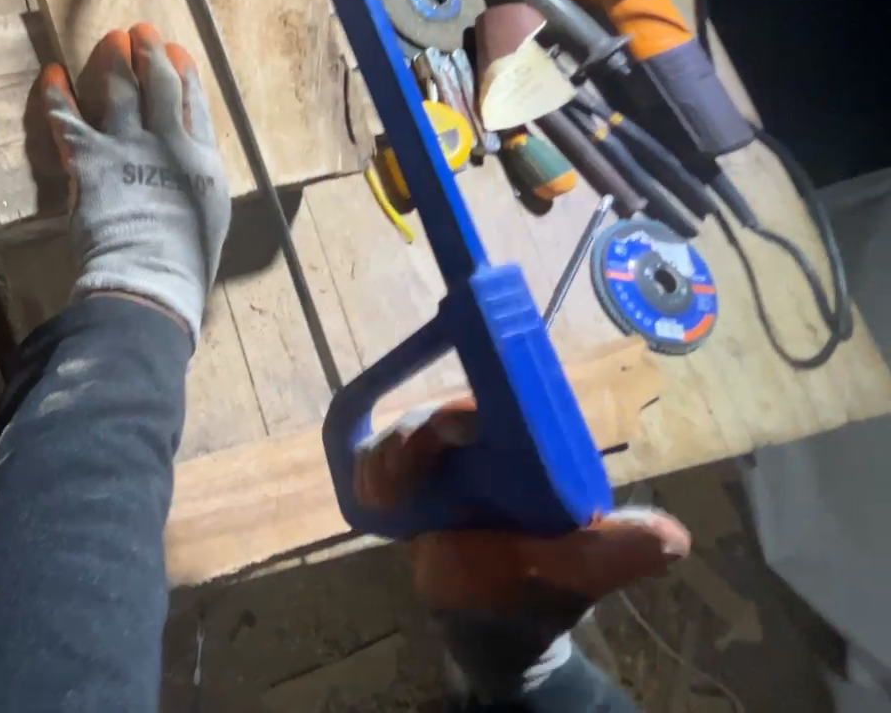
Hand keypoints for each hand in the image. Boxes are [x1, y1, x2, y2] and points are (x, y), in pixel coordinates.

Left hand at [40, 23, 230, 337]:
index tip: (178, 53)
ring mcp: (124, 145)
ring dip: (114, 60)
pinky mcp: (87, 158)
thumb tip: (190, 162)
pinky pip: (67, 117)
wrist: (148, 272)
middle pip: (158, 84)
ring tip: (111, 38)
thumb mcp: (209, 212)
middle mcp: (164, 139)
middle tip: (143, 30)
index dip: (185, 74)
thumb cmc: (184, 256)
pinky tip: (53, 72)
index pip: (194, 102)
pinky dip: (57, 94)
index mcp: (199, 155)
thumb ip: (198, 178)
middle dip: (151, 53)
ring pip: (119, 90)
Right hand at [358, 399, 690, 700]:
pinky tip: (372, 500)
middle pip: (434, 418)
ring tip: (383, 501)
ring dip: (383, 459)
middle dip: (408, 443)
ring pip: (401, 433)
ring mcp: (443, 463)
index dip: (462, 414)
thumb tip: (669, 534)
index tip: (447, 432)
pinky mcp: (409, 477)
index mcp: (531, 460)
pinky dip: (368, 469)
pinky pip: (378, 455)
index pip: (495, 412)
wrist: (481, 624)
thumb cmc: (530, 598)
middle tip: (397, 484)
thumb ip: (610, 553)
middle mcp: (485, 451)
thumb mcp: (572, 575)